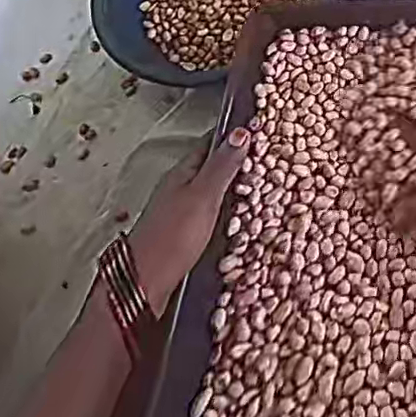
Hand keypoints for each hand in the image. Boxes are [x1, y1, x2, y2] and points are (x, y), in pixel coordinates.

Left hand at [125, 127, 249, 314]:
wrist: (144, 287)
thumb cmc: (172, 237)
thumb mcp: (202, 196)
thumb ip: (222, 165)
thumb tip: (241, 131)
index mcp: (182, 173)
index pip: (211, 143)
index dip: (234, 135)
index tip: (260, 130)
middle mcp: (180, 189)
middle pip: (213, 167)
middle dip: (239, 162)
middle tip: (271, 159)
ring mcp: (182, 213)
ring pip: (215, 192)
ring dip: (236, 188)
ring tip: (266, 187)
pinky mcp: (186, 235)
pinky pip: (214, 214)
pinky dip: (231, 211)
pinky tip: (244, 220)